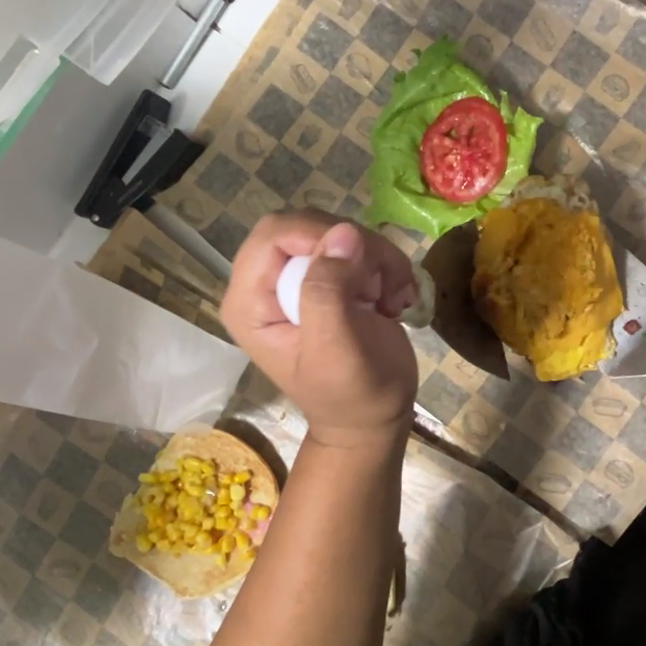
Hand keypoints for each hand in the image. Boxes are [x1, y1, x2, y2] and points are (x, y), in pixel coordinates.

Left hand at [221, 210, 419, 447]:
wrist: (375, 419)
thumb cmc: (352, 396)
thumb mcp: (335, 352)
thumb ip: (328, 292)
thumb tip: (344, 233)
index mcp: (250, 301)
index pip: (273, 234)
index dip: (317, 236)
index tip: (359, 267)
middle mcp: (270, 283)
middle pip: (309, 225)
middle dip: (355, 247)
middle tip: (383, 284)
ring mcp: (304, 279)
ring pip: (341, 232)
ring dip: (379, 258)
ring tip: (393, 299)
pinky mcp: (334, 280)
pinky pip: (361, 247)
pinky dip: (387, 266)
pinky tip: (395, 299)